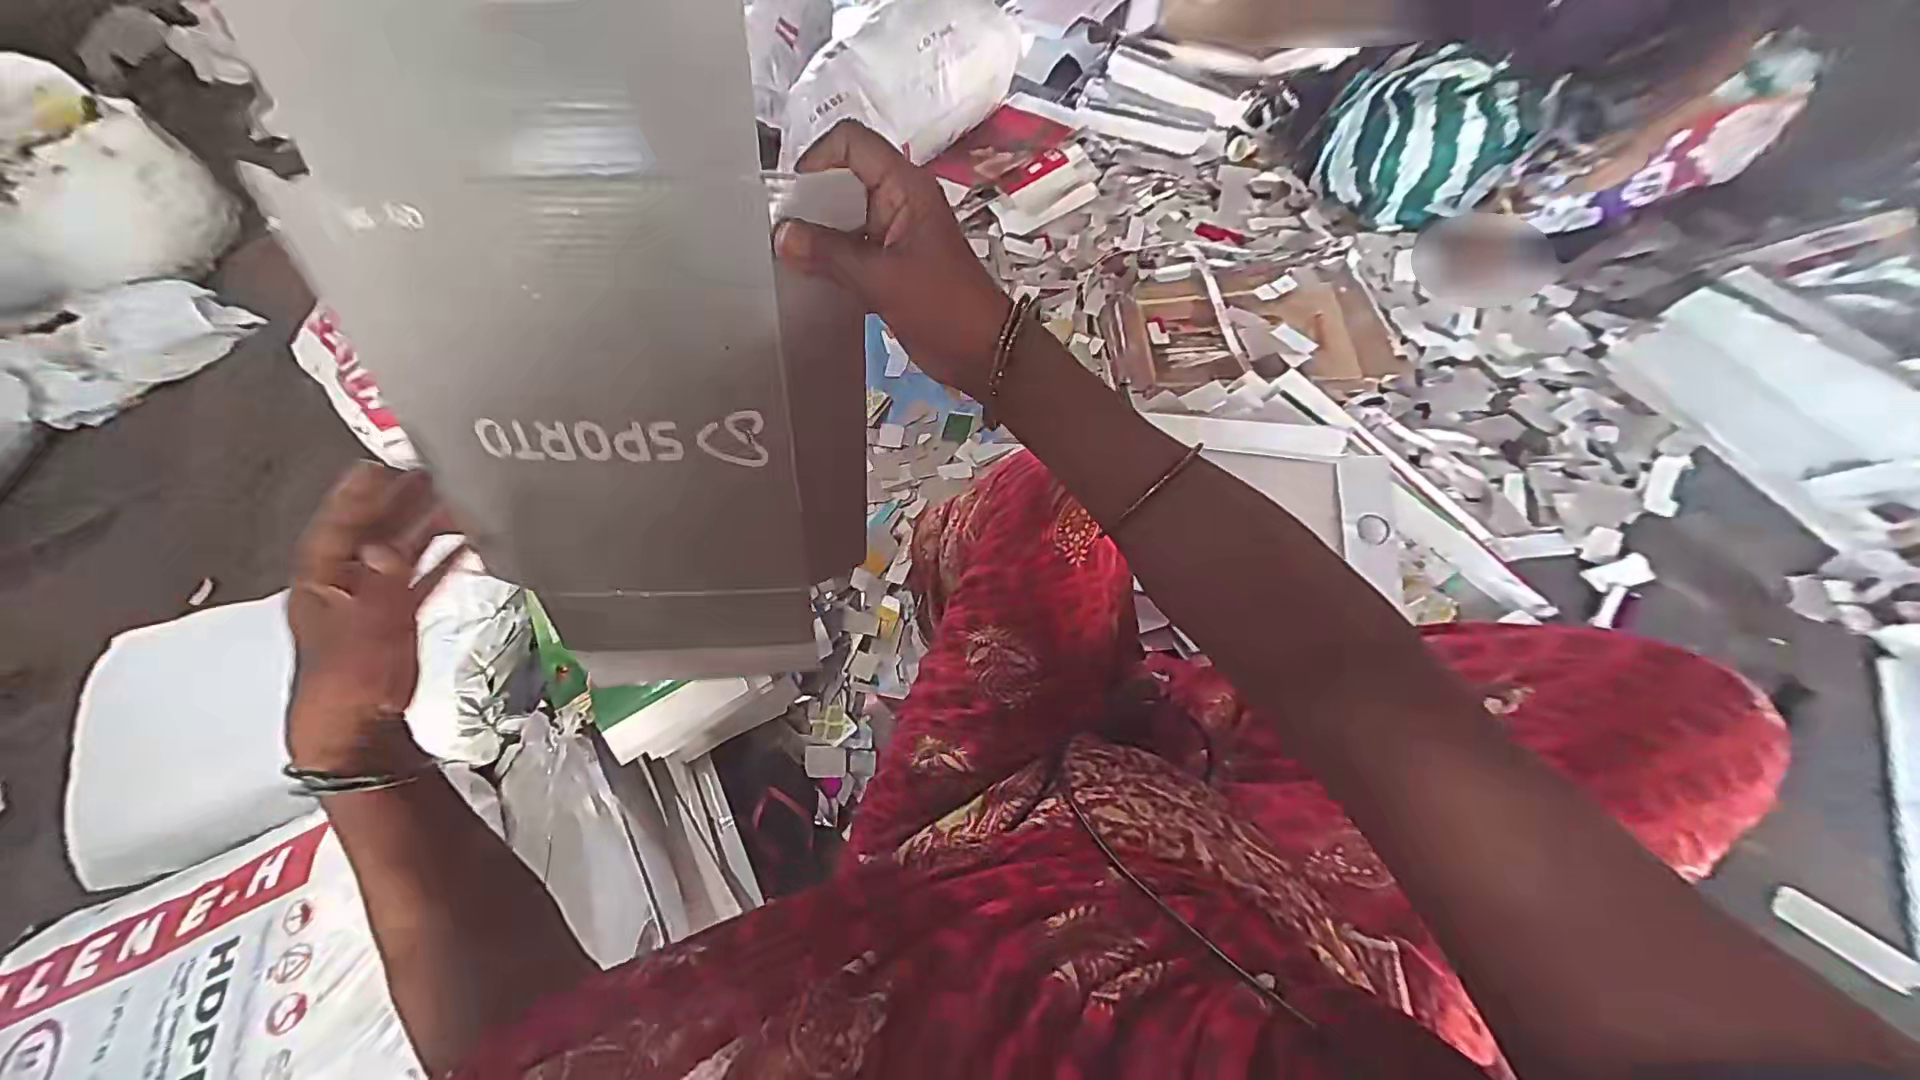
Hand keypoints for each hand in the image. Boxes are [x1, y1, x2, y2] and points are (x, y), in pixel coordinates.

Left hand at [285, 463, 463, 773]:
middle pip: (374, 534)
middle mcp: (347, 586)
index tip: (378, 467)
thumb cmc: (346, 690)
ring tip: (455, 501)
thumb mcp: (361, 637)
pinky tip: (467, 546)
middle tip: (429, 474)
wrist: (358, 733)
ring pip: (404, 553)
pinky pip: (426, 578)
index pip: (337, 530)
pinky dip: (445, 560)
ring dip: (427, 528)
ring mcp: (376, 601)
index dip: (356, 498)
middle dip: (399, 504)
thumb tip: (386, 548)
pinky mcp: (402, 617)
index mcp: (321, 585)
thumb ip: (378, 592)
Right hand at [774, 120, 1011, 398]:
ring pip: (845, 220)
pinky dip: (832, 262)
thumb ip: (830, 255)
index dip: (816, 159)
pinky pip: (853, 253)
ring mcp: (895, 236)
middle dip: (810, 202)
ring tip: (789, 258)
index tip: (791, 198)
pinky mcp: (892, 267)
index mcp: (905, 187)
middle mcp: (898, 203)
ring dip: (818, 236)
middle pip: (843, 181)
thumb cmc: (943, 308)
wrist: (982, 352)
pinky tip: (810, 279)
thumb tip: (781, 236)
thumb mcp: (883, 279)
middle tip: (781, 233)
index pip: (851, 143)